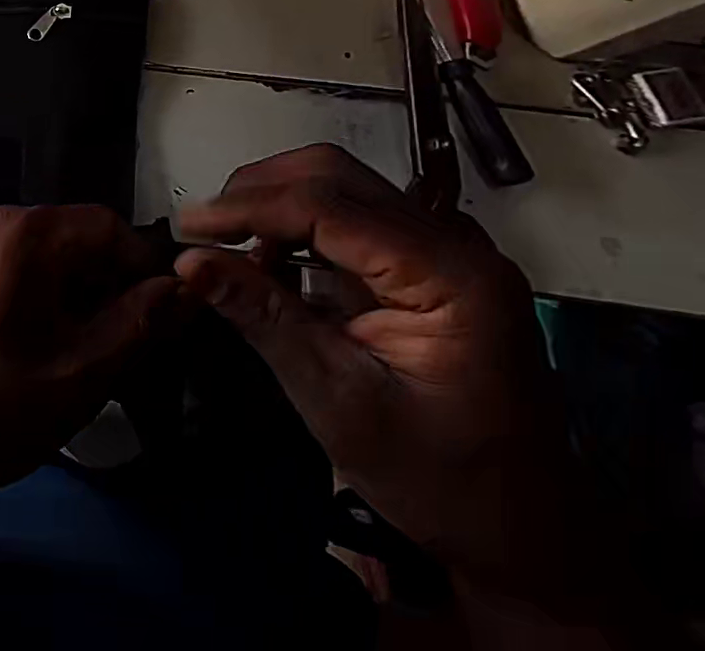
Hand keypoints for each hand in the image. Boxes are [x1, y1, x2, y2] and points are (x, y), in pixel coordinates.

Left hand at [0, 204, 183, 494]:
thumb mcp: (79, 372)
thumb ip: (140, 324)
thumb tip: (185, 290)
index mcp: (27, 234)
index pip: (112, 227)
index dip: (149, 272)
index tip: (169, 321)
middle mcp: (1, 226)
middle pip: (86, 243)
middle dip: (120, 292)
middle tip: (141, 351)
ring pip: (62, 263)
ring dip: (92, 305)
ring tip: (105, 363)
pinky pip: (34, 275)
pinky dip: (60, 308)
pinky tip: (66, 357)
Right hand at [174, 145, 575, 595]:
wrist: (516, 526)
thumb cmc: (436, 476)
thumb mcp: (336, 399)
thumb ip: (264, 318)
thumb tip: (189, 263)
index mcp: (450, 276)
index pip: (328, 206)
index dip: (247, 208)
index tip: (188, 227)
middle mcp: (452, 244)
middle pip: (335, 176)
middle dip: (257, 192)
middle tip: (203, 230)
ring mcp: (439, 251)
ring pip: (338, 187)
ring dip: (272, 204)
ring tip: (226, 246)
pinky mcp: (418, 266)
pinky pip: (344, 220)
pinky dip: (291, 228)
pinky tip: (264, 260)